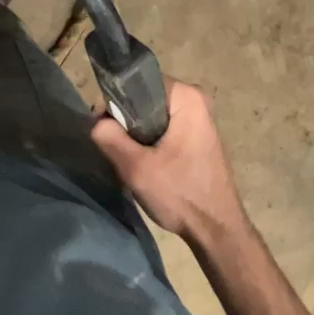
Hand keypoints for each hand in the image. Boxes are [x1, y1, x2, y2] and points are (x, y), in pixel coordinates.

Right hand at [92, 79, 248, 245]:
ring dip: (137, 134)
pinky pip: (164, 126)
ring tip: (131, 159)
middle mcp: (196, 99)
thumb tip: (96, 122)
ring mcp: (200, 118)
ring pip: (152, 115)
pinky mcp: (198, 136)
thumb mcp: (136, 168)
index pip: (138, 83)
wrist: (216, 231)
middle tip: (117, 148)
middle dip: (126, 120)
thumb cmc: (181, 195)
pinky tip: (146, 163)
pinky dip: (150, 141)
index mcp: (187, 97)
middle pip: (144, 99)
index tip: (104, 127)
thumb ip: (109, 138)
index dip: (115, 102)